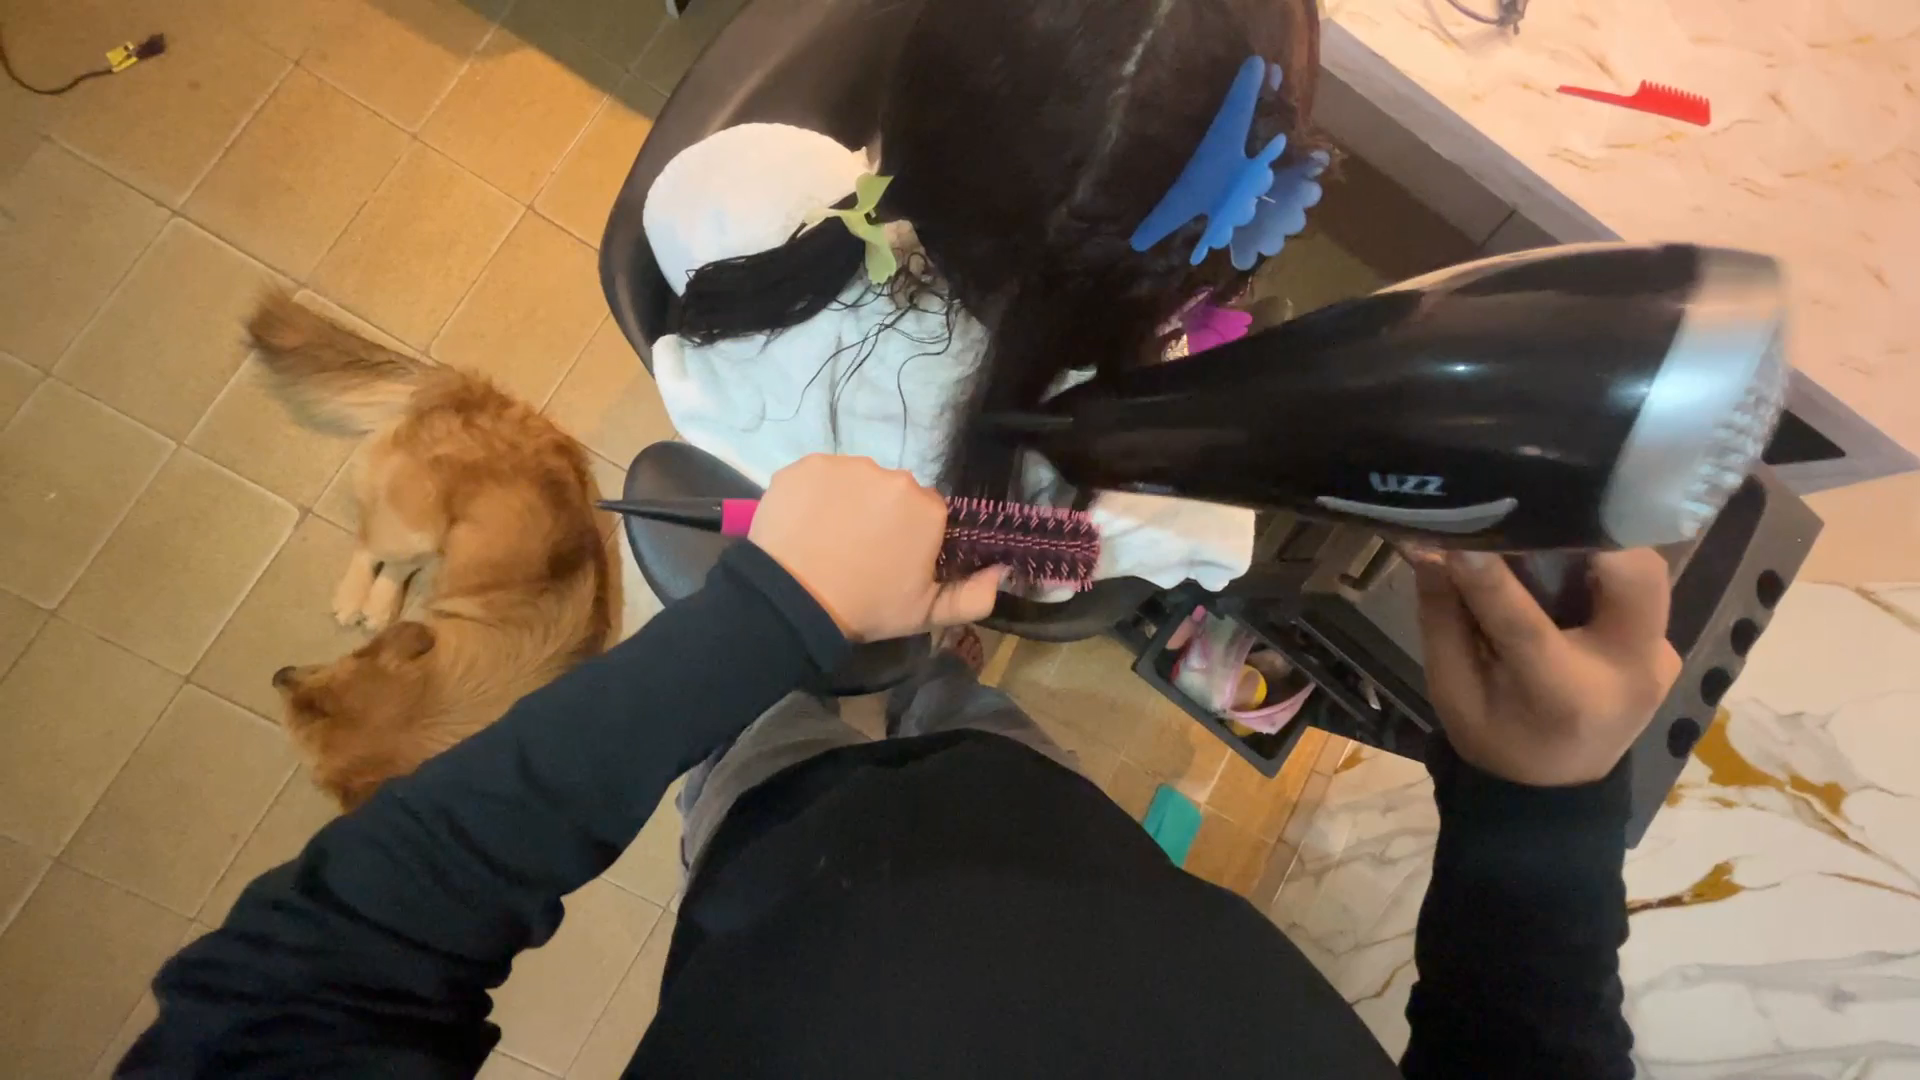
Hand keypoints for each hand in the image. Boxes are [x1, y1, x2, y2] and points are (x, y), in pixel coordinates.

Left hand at [748, 455, 1003, 641]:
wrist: (792, 602)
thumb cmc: (866, 607)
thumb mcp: (927, 614)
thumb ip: (975, 596)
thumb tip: (1002, 571)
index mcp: (927, 508)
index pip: (927, 512)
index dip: (911, 536)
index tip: (891, 559)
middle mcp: (892, 477)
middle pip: (893, 492)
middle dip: (881, 515)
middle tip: (858, 551)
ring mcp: (846, 467)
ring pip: (856, 480)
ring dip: (849, 501)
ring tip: (828, 538)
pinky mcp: (806, 465)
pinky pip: (820, 476)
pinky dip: (815, 495)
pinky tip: (805, 525)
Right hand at [1412, 549, 1681, 787]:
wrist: (1554, 787)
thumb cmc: (1491, 737)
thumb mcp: (1450, 685)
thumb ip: (1441, 617)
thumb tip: (1428, 549)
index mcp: (1561, 694)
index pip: (1524, 624)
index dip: (1488, 576)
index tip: (1456, 539)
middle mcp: (1627, 672)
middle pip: (1635, 580)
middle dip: (1590, 533)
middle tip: (1533, 507)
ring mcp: (1657, 658)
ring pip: (1644, 576)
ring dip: (1594, 543)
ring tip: (1541, 525)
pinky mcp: (1663, 647)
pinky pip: (1633, 593)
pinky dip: (1596, 568)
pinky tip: (1559, 562)